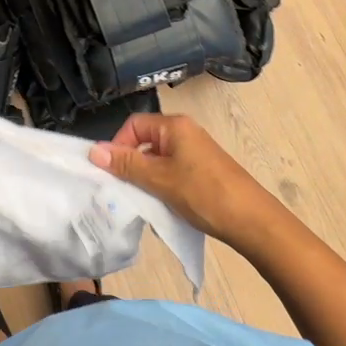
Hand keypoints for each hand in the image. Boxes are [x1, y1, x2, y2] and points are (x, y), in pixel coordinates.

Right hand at [89, 113, 282, 244]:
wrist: (252, 220)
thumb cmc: (204, 194)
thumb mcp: (160, 180)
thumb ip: (127, 164)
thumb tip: (93, 151)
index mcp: (174, 126)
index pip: (133, 125)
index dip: (118, 145)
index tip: (112, 173)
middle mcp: (185, 132)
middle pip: (145, 140)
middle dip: (132, 163)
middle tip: (125, 189)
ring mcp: (196, 151)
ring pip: (158, 158)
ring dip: (147, 176)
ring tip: (144, 199)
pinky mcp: (203, 169)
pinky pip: (172, 169)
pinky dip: (163, 183)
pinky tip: (164, 203)